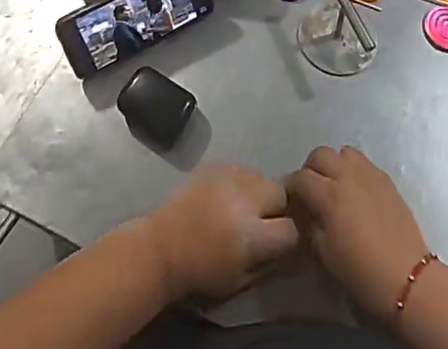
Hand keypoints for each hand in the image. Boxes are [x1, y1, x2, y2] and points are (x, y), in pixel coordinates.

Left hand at [142, 164, 299, 299]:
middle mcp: (246, 200)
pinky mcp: (217, 165)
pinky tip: (222, 197)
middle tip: (258, 220)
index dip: (286, 237)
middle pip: (282, 194)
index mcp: (251, 236)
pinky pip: (241, 169)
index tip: (275, 241)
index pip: (291, 228)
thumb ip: (268, 263)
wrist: (157, 250)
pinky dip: (237, 183)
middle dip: (275, 208)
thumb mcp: (237, 283)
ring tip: (238, 206)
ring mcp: (230, 177)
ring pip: (262, 177)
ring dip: (256, 192)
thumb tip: (289, 247)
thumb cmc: (197, 274)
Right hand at [286, 146, 428, 322]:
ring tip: (333, 187)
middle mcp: (348, 176)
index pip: (300, 177)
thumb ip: (309, 224)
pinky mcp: (386, 177)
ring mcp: (370, 173)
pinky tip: (355, 191)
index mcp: (330, 196)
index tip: (291, 202)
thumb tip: (303, 210)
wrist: (404, 274)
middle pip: (320, 153)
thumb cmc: (359, 271)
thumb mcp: (323, 253)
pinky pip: (363, 161)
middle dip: (310, 169)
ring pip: (343, 151)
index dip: (291, 188)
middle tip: (310, 191)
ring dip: (333, 164)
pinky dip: (353, 169)